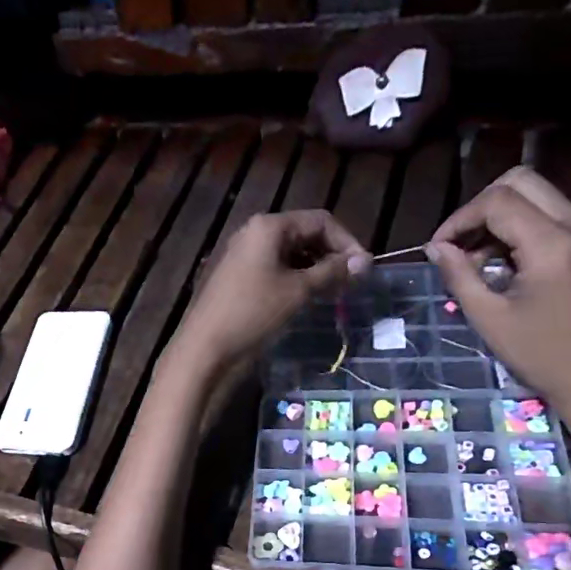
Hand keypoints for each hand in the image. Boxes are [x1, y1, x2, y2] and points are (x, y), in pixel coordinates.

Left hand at [171, 210, 368, 373]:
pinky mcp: (236, 278)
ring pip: (289, 254)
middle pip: (304, 234)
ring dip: (314, 269)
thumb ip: (332, 273)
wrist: (205, 349)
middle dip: (330, 255)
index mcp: (269, 226)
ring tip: (331, 294)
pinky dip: (294, 280)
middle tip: (349, 284)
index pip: (320, 221)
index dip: (347, 243)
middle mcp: (254, 233)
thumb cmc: (253, 314)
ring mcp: (242, 255)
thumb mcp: (298, 292)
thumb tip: (365, 261)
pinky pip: (274, 269)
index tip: (364, 270)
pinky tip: (304, 300)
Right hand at [427, 167, 570, 410]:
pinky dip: (522, 227)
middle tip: (458, 244)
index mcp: (551, 243)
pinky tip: (505, 263)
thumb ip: (461, 278)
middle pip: (520, 181)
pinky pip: (552, 215)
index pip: (497, 200)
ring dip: (501, 216)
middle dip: (480, 207)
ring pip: (538, 195)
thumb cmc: (545, 356)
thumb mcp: (492, 320)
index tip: (438, 248)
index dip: (460, 219)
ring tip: (477, 257)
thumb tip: (436, 249)